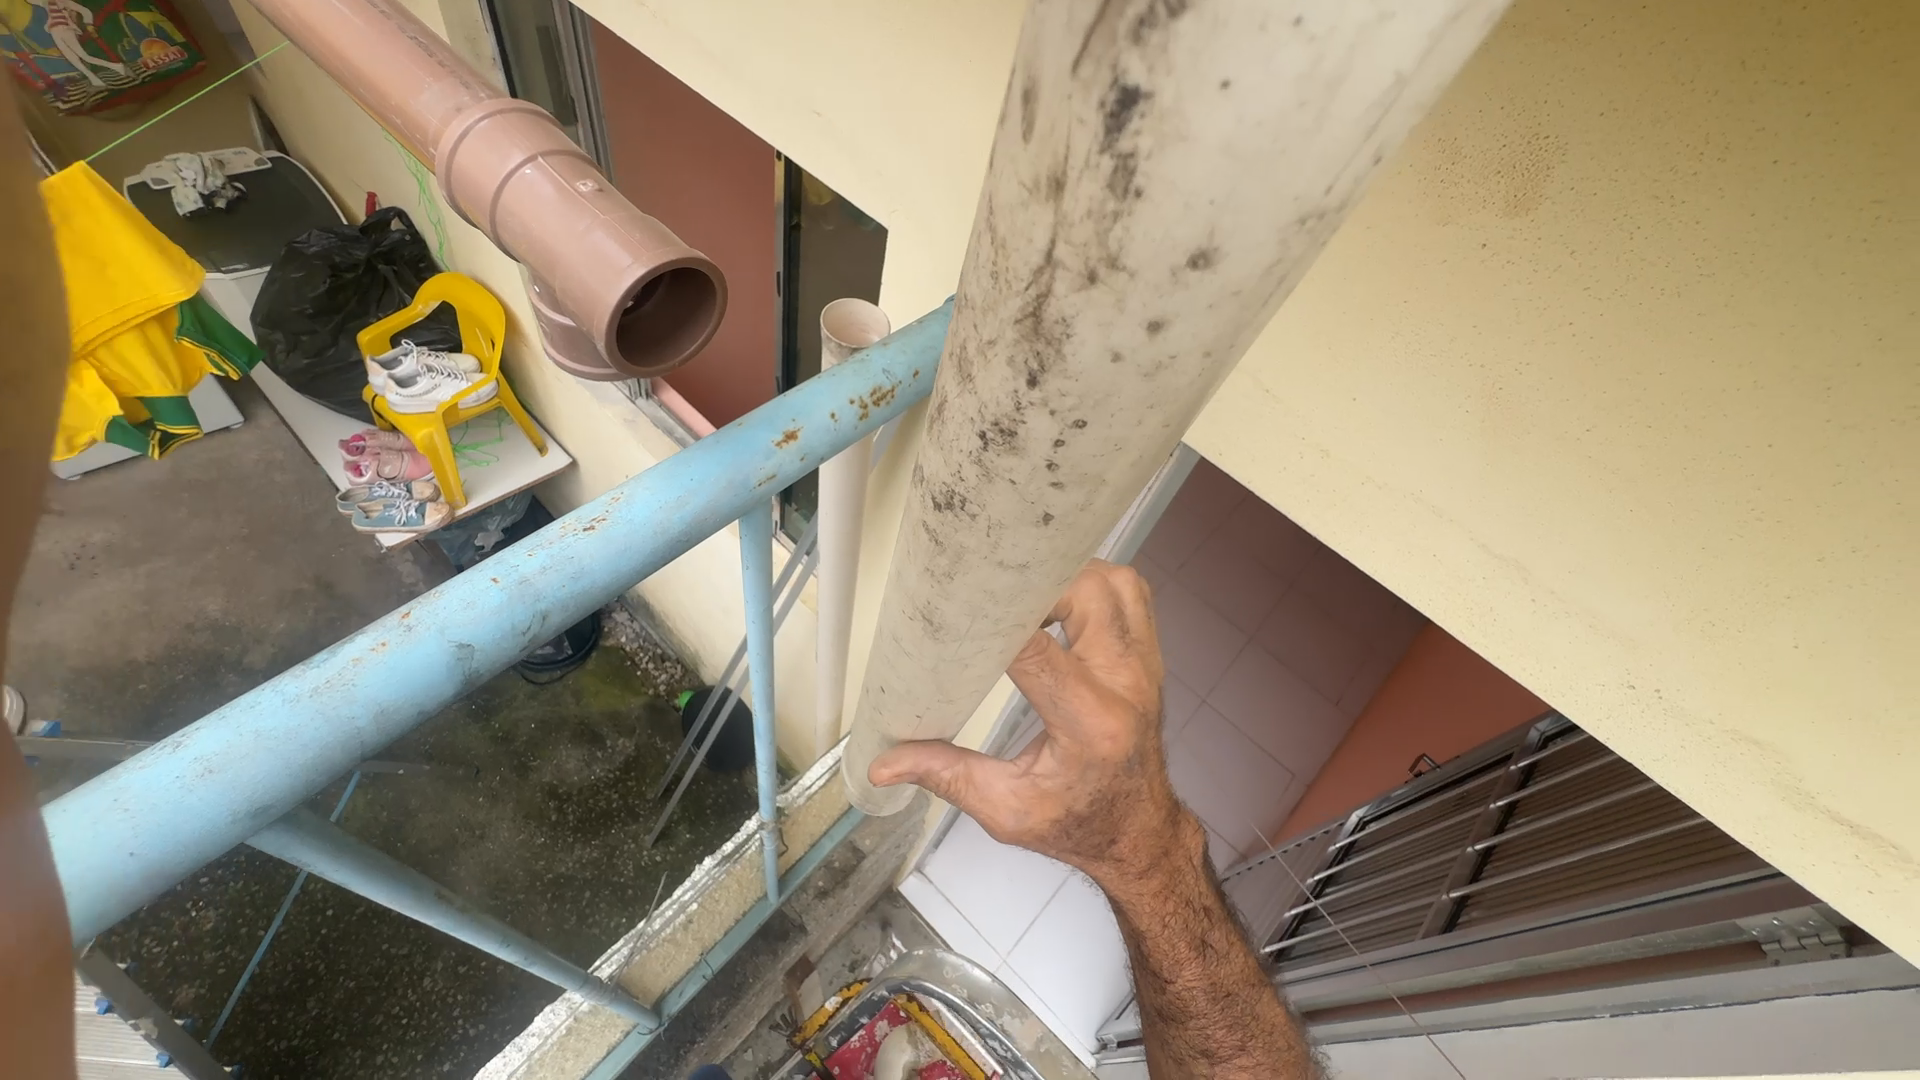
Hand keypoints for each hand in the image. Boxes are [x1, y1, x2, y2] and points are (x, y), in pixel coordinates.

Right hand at [868, 560, 1202, 884]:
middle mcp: (1125, 683)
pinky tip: (1060, 602)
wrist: (1138, 831)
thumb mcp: (1006, 811)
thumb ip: (946, 776)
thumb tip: (883, 764)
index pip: (1039, 649)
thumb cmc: (1076, 824)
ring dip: (1069, 578)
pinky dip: (1093, 584)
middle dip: (1037, 586)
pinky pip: (1131, 593)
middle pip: (1086, 596)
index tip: (961, 607)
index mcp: (1089, 723)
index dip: (997, 622)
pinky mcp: (1149, 656)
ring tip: (1027, 597)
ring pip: (1115, 583)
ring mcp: (1145, 665)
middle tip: (996, 599)